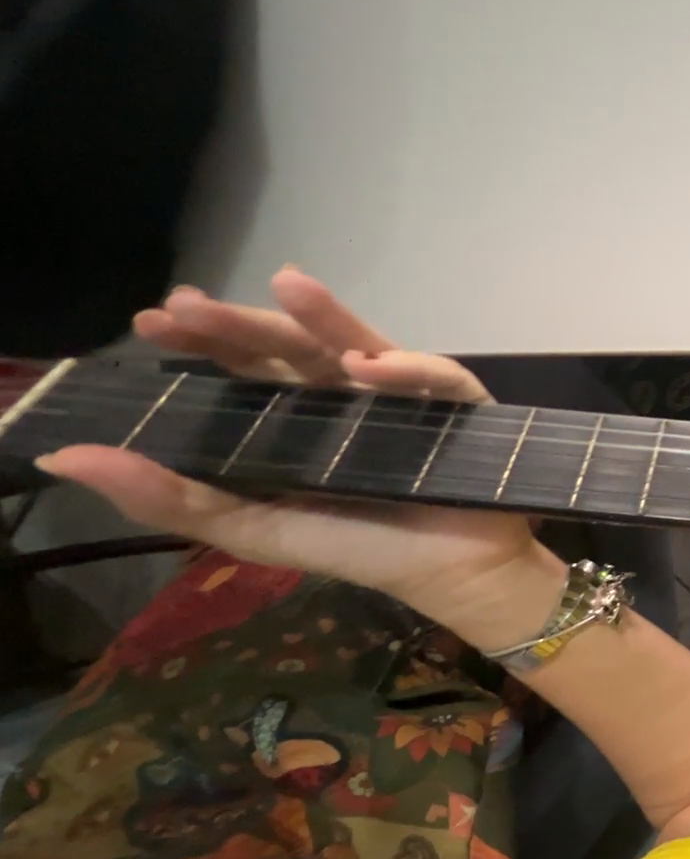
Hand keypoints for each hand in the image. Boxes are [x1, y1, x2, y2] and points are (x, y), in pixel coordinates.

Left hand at [33, 268, 559, 645]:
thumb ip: (172, 498)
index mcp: (301, 422)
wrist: (455, 572)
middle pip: (294, 347)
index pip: (248, 370)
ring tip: (291, 286)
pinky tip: (368, 367)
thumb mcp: (255, 529)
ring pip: (364, 343)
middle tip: (195, 307)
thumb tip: (59, 456)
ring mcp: (408, 397)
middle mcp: (349, 399)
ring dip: (329, 316)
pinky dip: (407, 366)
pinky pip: (436, 375)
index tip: (157, 322)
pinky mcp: (460, 404)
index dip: (206, 343)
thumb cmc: (364, 550)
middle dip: (246, 323)